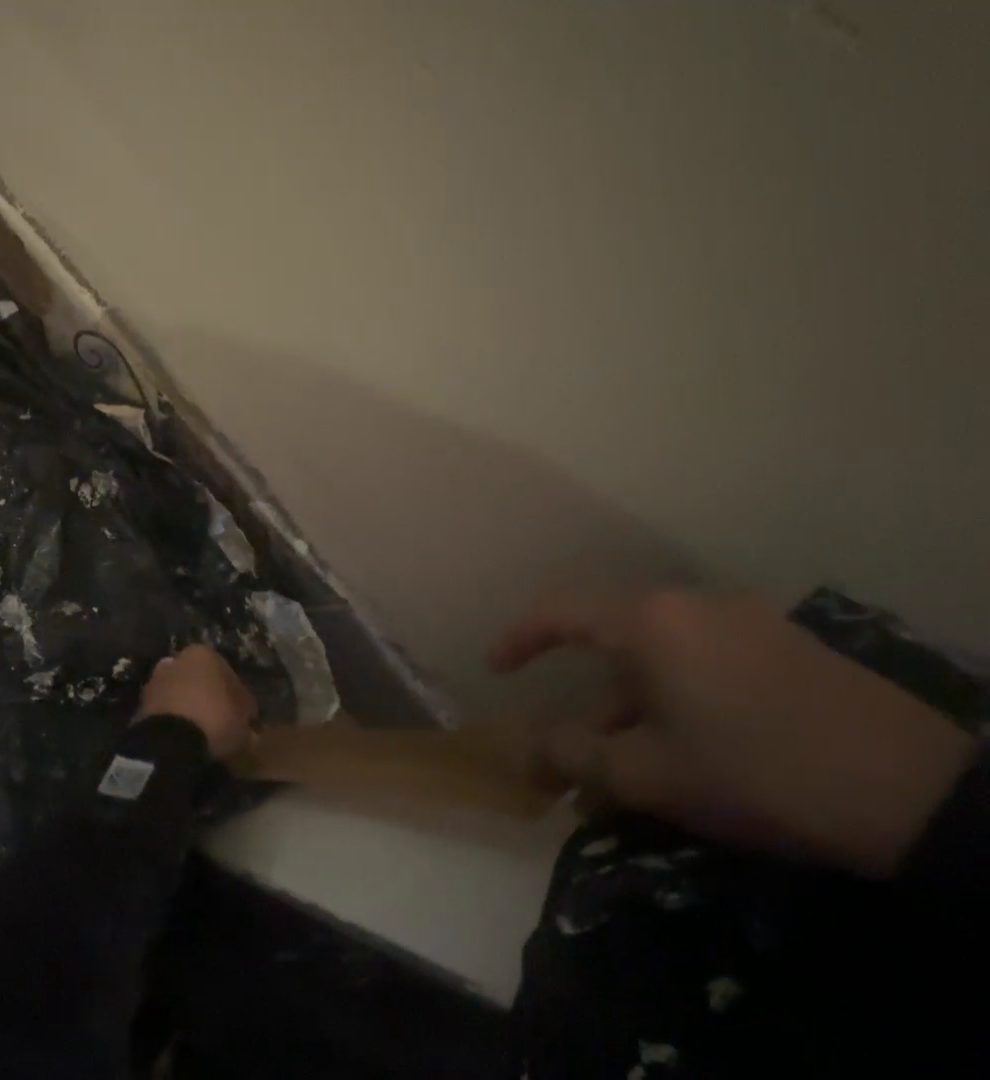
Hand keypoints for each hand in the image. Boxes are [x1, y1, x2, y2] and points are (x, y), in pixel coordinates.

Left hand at [136, 645, 258, 760]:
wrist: (169, 743)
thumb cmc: (215, 720)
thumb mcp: (243, 719)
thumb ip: (244, 712)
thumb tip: (245, 718)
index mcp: (202, 653)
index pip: (226, 672)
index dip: (238, 695)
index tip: (244, 714)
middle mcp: (174, 661)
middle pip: (198, 680)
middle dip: (209, 697)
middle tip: (222, 721)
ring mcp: (154, 682)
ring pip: (179, 694)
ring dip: (189, 709)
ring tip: (203, 733)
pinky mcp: (140, 705)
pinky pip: (165, 711)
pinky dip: (174, 721)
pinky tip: (185, 739)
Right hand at [490, 589, 975, 877]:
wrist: (922, 796)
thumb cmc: (755, 772)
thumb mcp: (645, 774)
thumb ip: (570, 753)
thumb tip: (528, 746)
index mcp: (652, 623)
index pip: (559, 612)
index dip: (518, 639)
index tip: (495, 670)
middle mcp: (698, 606)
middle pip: (615, 641)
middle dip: (589, 699)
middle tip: (578, 753)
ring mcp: (754, 624)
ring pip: (665, 658)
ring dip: (636, 707)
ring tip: (636, 769)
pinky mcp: (795, 650)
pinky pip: (709, 664)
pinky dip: (681, 700)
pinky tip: (694, 753)